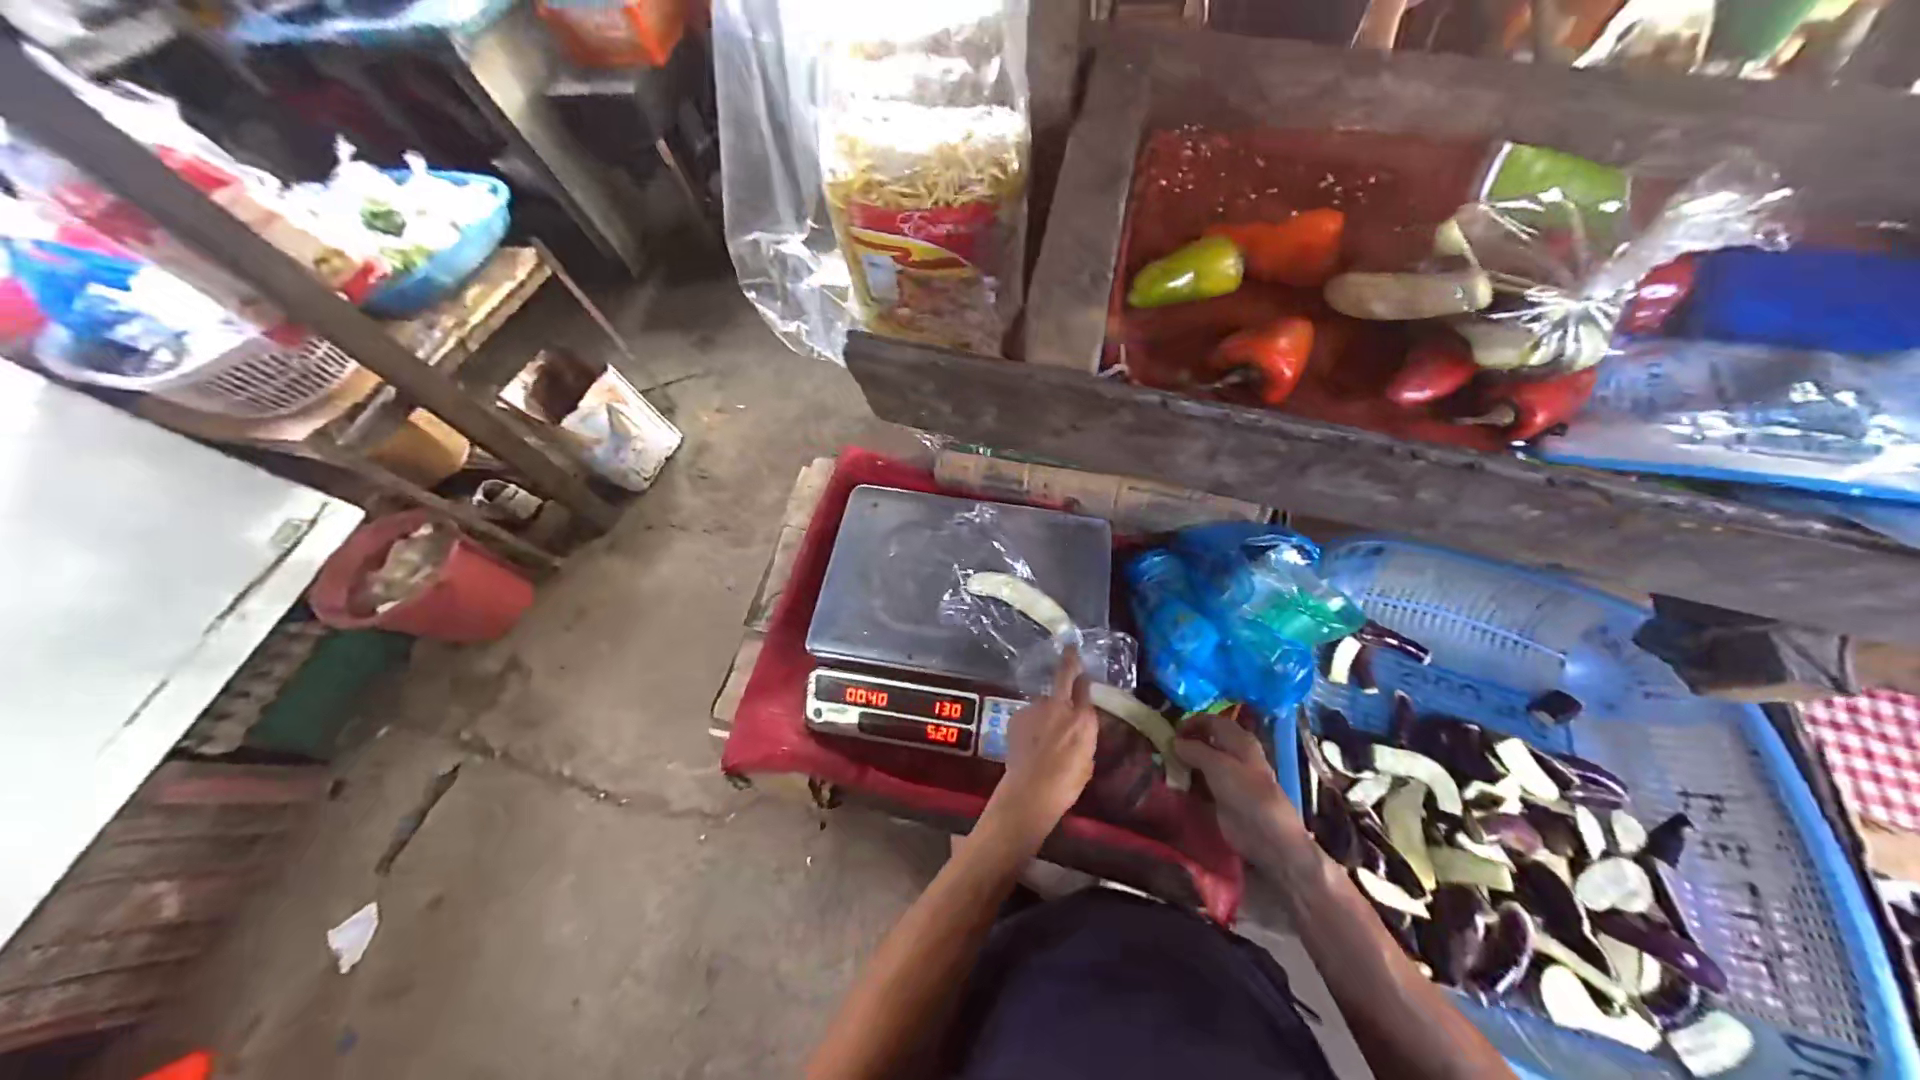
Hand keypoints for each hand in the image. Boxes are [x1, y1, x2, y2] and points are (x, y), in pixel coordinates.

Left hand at [986, 648, 1097, 846]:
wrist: (1031, 790)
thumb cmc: (1067, 783)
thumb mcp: (1087, 759)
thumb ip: (1083, 736)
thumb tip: (1077, 728)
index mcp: (1083, 719)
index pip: (1085, 688)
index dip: (1084, 678)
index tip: (1083, 673)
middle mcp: (1060, 706)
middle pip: (1064, 675)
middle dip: (1069, 661)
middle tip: (1070, 651)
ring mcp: (1036, 708)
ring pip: (1043, 701)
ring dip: (1045, 709)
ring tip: (1042, 731)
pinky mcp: (1017, 715)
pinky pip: (1027, 714)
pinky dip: (1030, 722)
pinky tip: (1029, 739)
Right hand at [1174, 712, 1308, 862]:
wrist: (1265, 835)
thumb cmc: (1245, 791)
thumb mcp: (1217, 764)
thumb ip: (1194, 749)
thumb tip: (1175, 741)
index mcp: (1240, 741)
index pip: (1214, 721)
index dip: (1193, 722)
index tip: (1171, 730)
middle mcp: (1236, 755)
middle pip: (1207, 742)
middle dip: (1186, 742)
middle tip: (1164, 747)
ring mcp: (1230, 777)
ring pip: (1203, 762)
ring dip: (1185, 762)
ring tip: (1165, 765)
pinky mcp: (1222, 797)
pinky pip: (1202, 783)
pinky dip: (1189, 781)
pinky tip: (1176, 784)